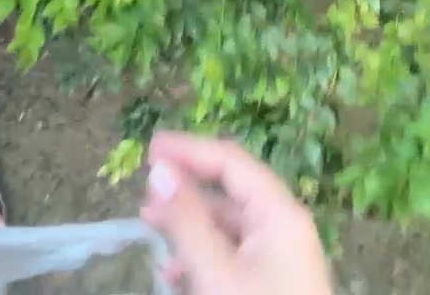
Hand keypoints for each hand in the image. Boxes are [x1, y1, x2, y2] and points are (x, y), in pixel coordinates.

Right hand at [138, 133, 331, 294]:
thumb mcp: (215, 272)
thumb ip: (186, 219)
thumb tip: (159, 168)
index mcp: (279, 214)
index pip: (230, 162)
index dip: (189, 150)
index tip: (149, 148)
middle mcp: (283, 230)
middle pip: (229, 192)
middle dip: (186, 189)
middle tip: (145, 189)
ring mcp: (280, 262)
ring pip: (228, 228)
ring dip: (189, 226)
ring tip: (150, 229)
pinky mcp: (272, 288)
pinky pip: (232, 258)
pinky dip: (201, 257)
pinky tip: (172, 275)